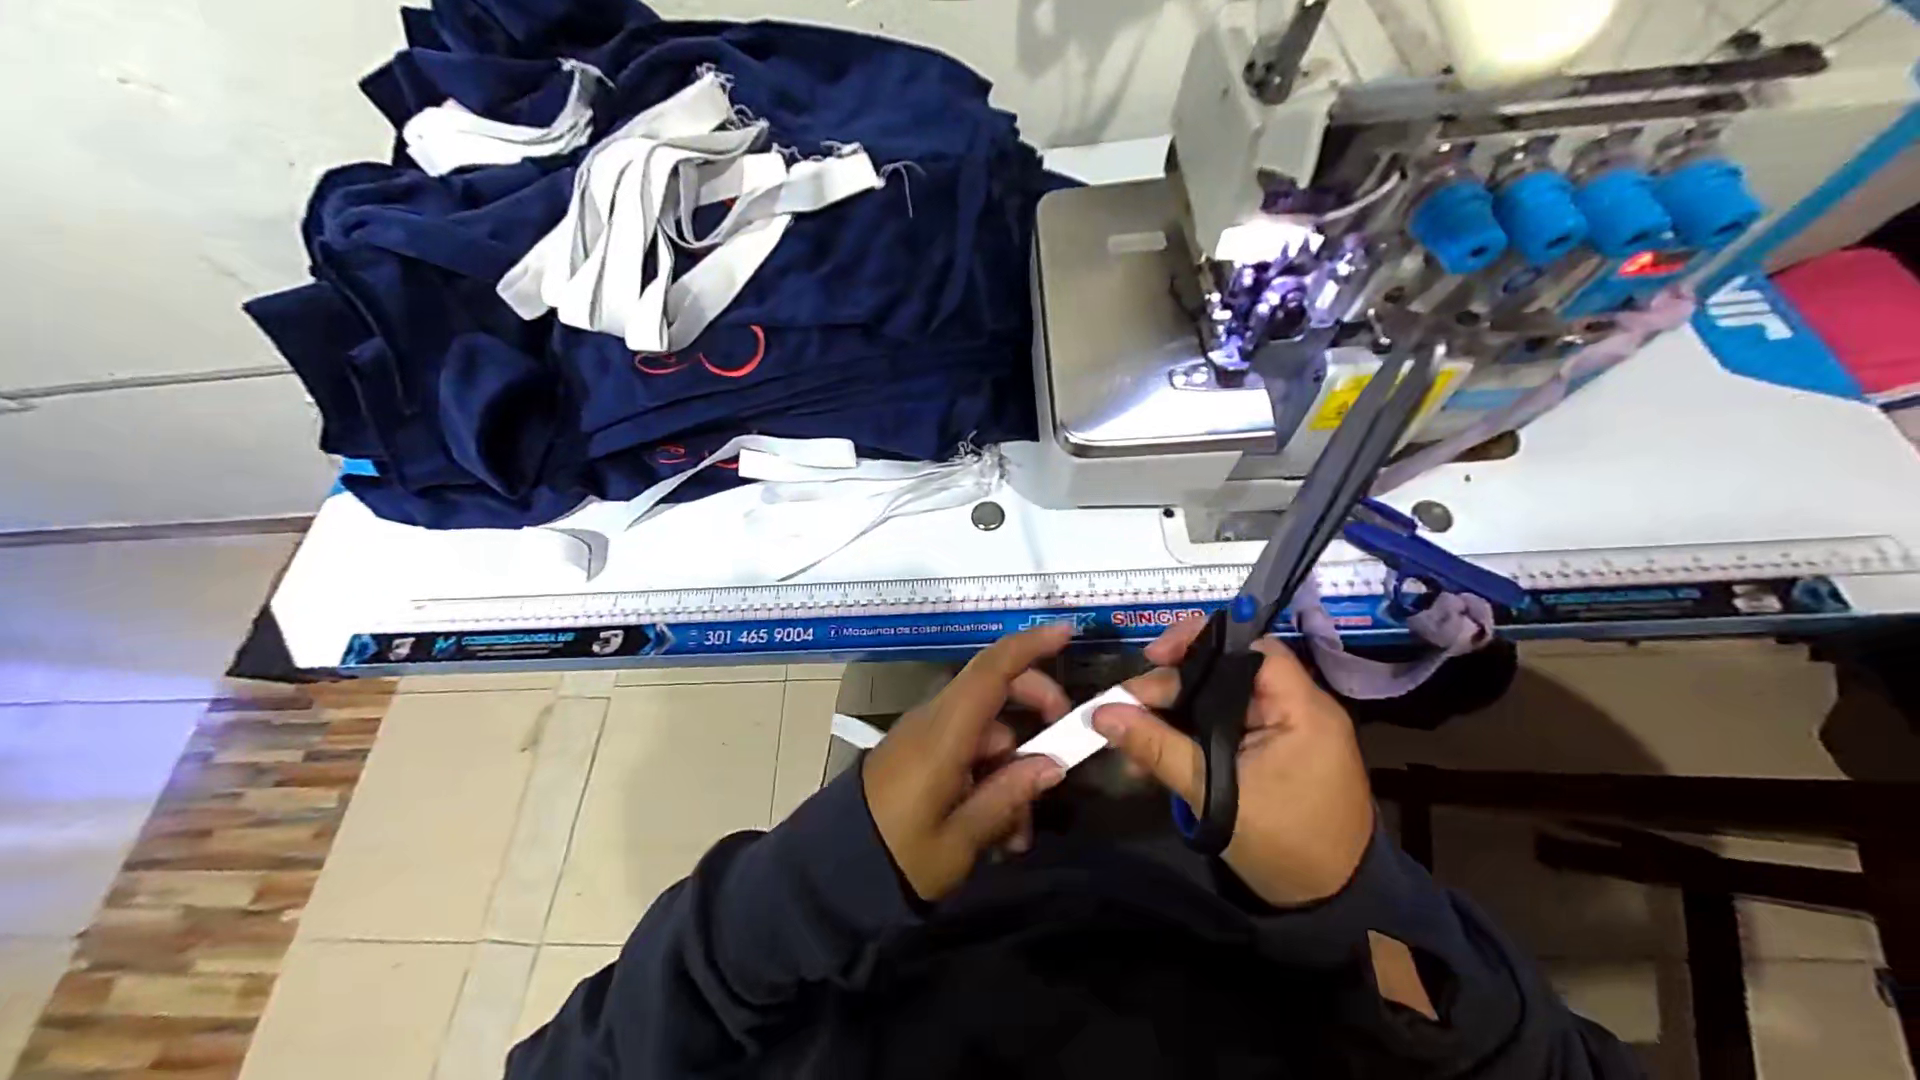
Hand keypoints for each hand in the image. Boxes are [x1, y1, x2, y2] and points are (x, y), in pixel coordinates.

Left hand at [862, 624, 1074, 899]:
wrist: (834, 873)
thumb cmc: (897, 856)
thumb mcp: (959, 839)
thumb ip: (1008, 796)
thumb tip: (1052, 765)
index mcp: (942, 734)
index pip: (989, 672)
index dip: (1028, 647)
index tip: (1065, 633)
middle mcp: (933, 721)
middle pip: (993, 691)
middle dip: (1035, 710)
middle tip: (1061, 750)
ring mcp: (925, 736)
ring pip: (987, 732)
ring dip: (1012, 770)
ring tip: (1018, 833)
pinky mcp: (920, 754)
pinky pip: (967, 750)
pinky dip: (990, 778)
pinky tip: (999, 829)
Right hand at [1092, 616, 1374, 904]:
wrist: (1331, 906)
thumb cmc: (1283, 845)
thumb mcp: (1214, 794)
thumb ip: (1158, 747)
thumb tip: (1102, 714)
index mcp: (1300, 709)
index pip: (1250, 647)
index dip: (1199, 642)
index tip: (1153, 656)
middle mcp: (1297, 709)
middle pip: (1225, 673)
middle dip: (1172, 686)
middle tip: (1127, 705)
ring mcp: (1286, 731)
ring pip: (1219, 701)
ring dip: (1175, 713)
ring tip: (1132, 730)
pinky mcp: (1273, 751)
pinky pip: (1226, 728)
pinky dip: (1191, 734)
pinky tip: (1156, 751)